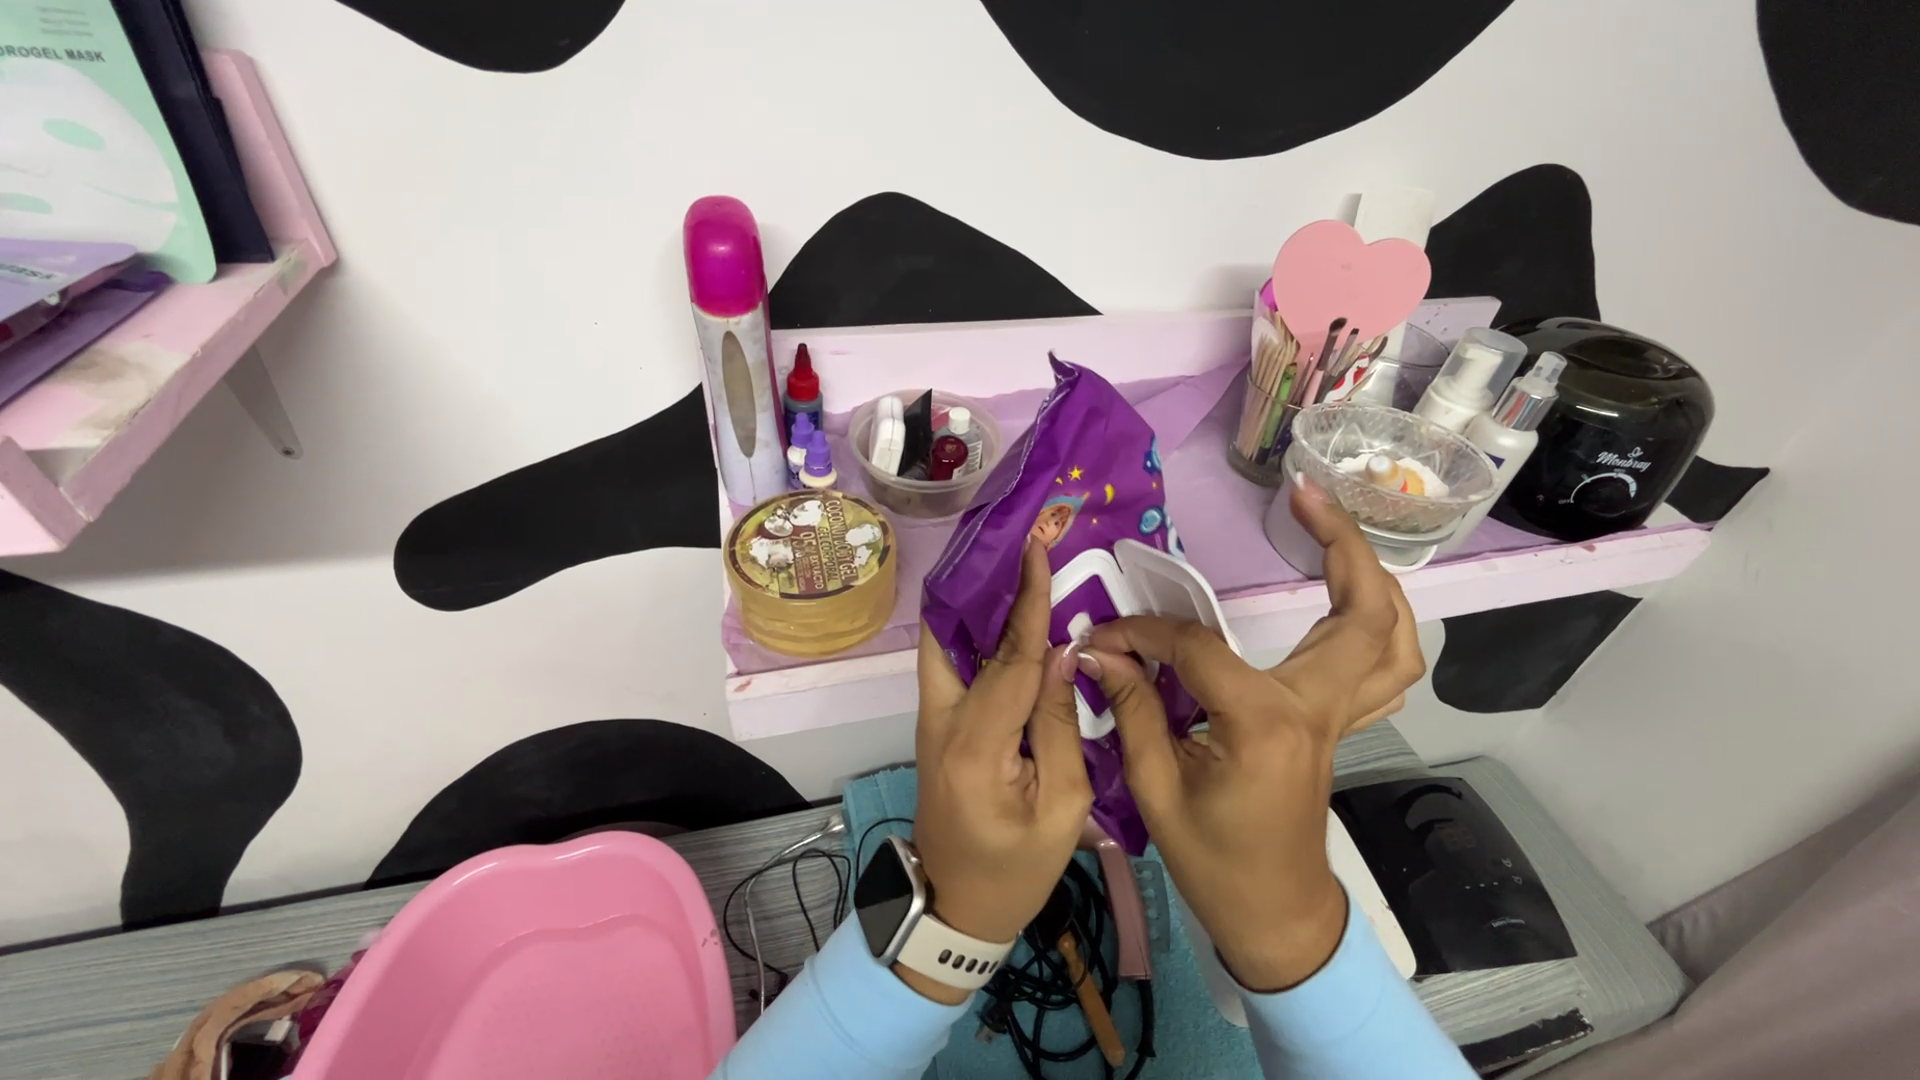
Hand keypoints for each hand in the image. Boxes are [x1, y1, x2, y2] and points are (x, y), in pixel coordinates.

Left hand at [909, 535, 1092, 1001]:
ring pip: (942, 645)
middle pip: (962, 638)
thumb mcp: (1062, 808)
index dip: (1028, 601)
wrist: (955, 905)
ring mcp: (927, 722)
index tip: (1037, 548)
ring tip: (1005, 560)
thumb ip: (1059, 725)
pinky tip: (992, 609)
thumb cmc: (1018, 868)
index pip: (1010, 659)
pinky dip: (965, 629)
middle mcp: (940, 722)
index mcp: (977, 747)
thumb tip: (1061, 653)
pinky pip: (945, 664)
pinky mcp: (930, 725)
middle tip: (1015, 536)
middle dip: (989, 584)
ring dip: (971, 601)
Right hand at [1078, 480, 1422, 990]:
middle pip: (1360, 610)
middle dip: (1342, 542)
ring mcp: (1340, 718)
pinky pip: (1386, 667)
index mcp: (1265, 723)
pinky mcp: (1340, 726)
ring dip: (1374, 575)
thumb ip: (1133, 707)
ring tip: (1334, 531)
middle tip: (1304, 495)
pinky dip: (1380, 624)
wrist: (1274, 913)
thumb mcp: (1154, 787)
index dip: (1142, 633)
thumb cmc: (1212, 860)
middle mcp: (1317, 709)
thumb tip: (1102, 649)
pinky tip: (1349, 600)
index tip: (1102, 635)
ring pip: (1393, 636)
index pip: (1197, 648)